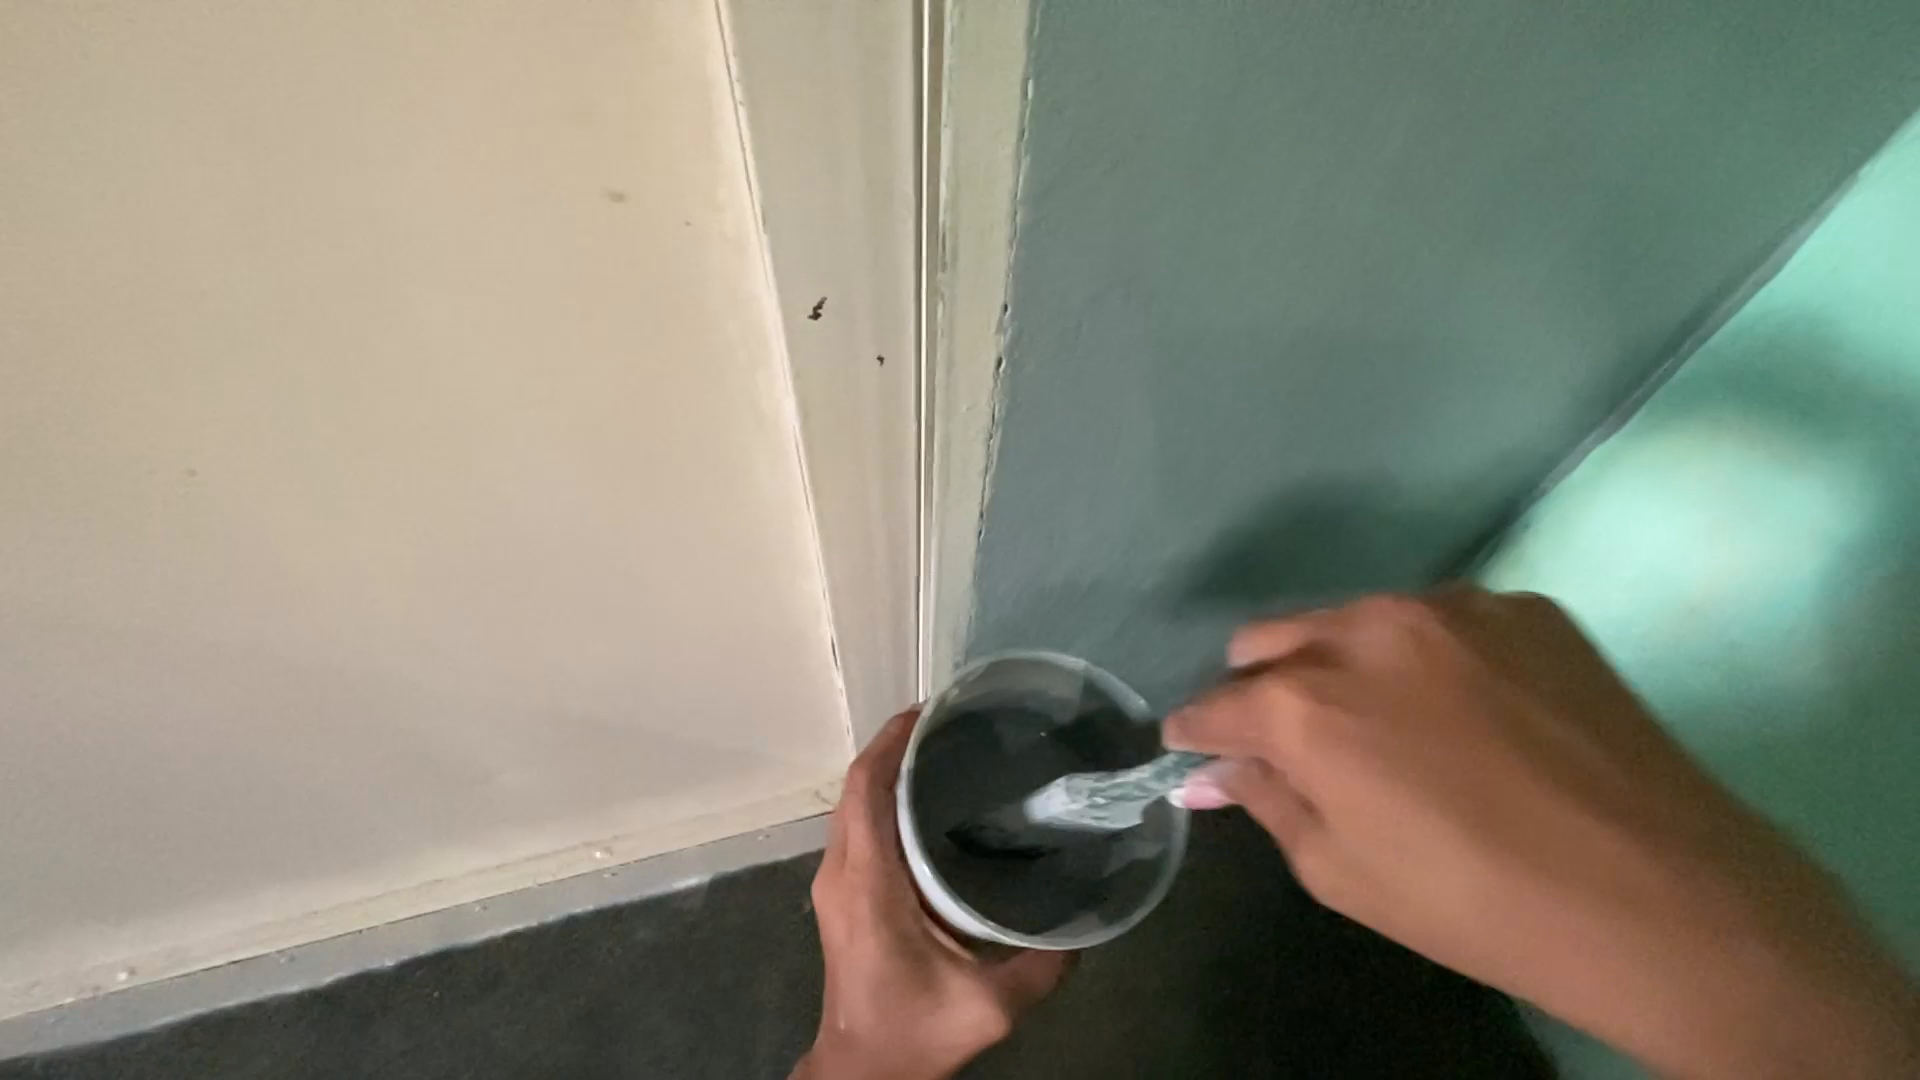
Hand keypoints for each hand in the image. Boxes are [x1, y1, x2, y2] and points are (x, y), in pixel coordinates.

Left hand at [792, 709, 1071, 1079]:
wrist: (861, 1071)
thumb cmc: (915, 1031)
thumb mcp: (989, 1005)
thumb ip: (1041, 964)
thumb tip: (1084, 923)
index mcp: (868, 882)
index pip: (866, 788)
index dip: (891, 742)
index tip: (928, 712)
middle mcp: (841, 870)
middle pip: (856, 785)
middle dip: (893, 745)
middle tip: (945, 725)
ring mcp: (834, 880)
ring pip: (852, 802)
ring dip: (886, 769)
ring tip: (937, 751)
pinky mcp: (839, 891)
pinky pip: (856, 824)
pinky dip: (882, 797)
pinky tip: (923, 800)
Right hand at [1166, 587, 1918, 1079]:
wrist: (1672, 903)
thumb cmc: (1476, 903)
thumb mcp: (1339, 872)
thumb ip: (1261, 799)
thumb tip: (1211, 770)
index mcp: (1303, 704)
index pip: (1210, 705)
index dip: (1194, 733)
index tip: (1194, 749)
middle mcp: (1357, 632)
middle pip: (1261, 641)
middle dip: (1256, 689)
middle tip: (1293, 740)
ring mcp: (1441, 608)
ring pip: (1343, 619)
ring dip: (1336, 664)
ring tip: (1386, 719)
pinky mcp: (1516, 605)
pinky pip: (1432, 620)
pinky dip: (1422, 657)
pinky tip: (1465, 707)